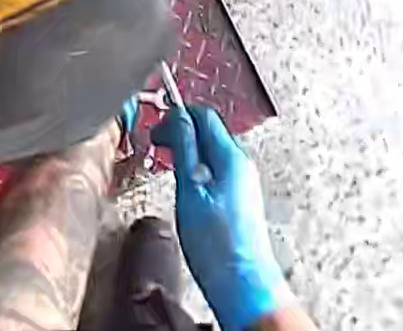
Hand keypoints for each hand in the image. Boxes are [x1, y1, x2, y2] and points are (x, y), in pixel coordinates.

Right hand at [151, 105, 288, 329]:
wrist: (244, 289)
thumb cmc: (218, 245)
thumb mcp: (190, 188)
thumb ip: (183, 147)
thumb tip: (177, 116)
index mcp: (230, 157)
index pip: (204, 114)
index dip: (177, 114)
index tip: (158, 127)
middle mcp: (240, 164)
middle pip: (207, 128)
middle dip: (180, 130)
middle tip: (158, 143)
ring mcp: (241, 181)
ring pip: (209, 148)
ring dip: (186, 148)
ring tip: (167, 162)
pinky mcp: (238, 197)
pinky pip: (214, 167)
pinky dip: (195, 166)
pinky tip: (183, 183)